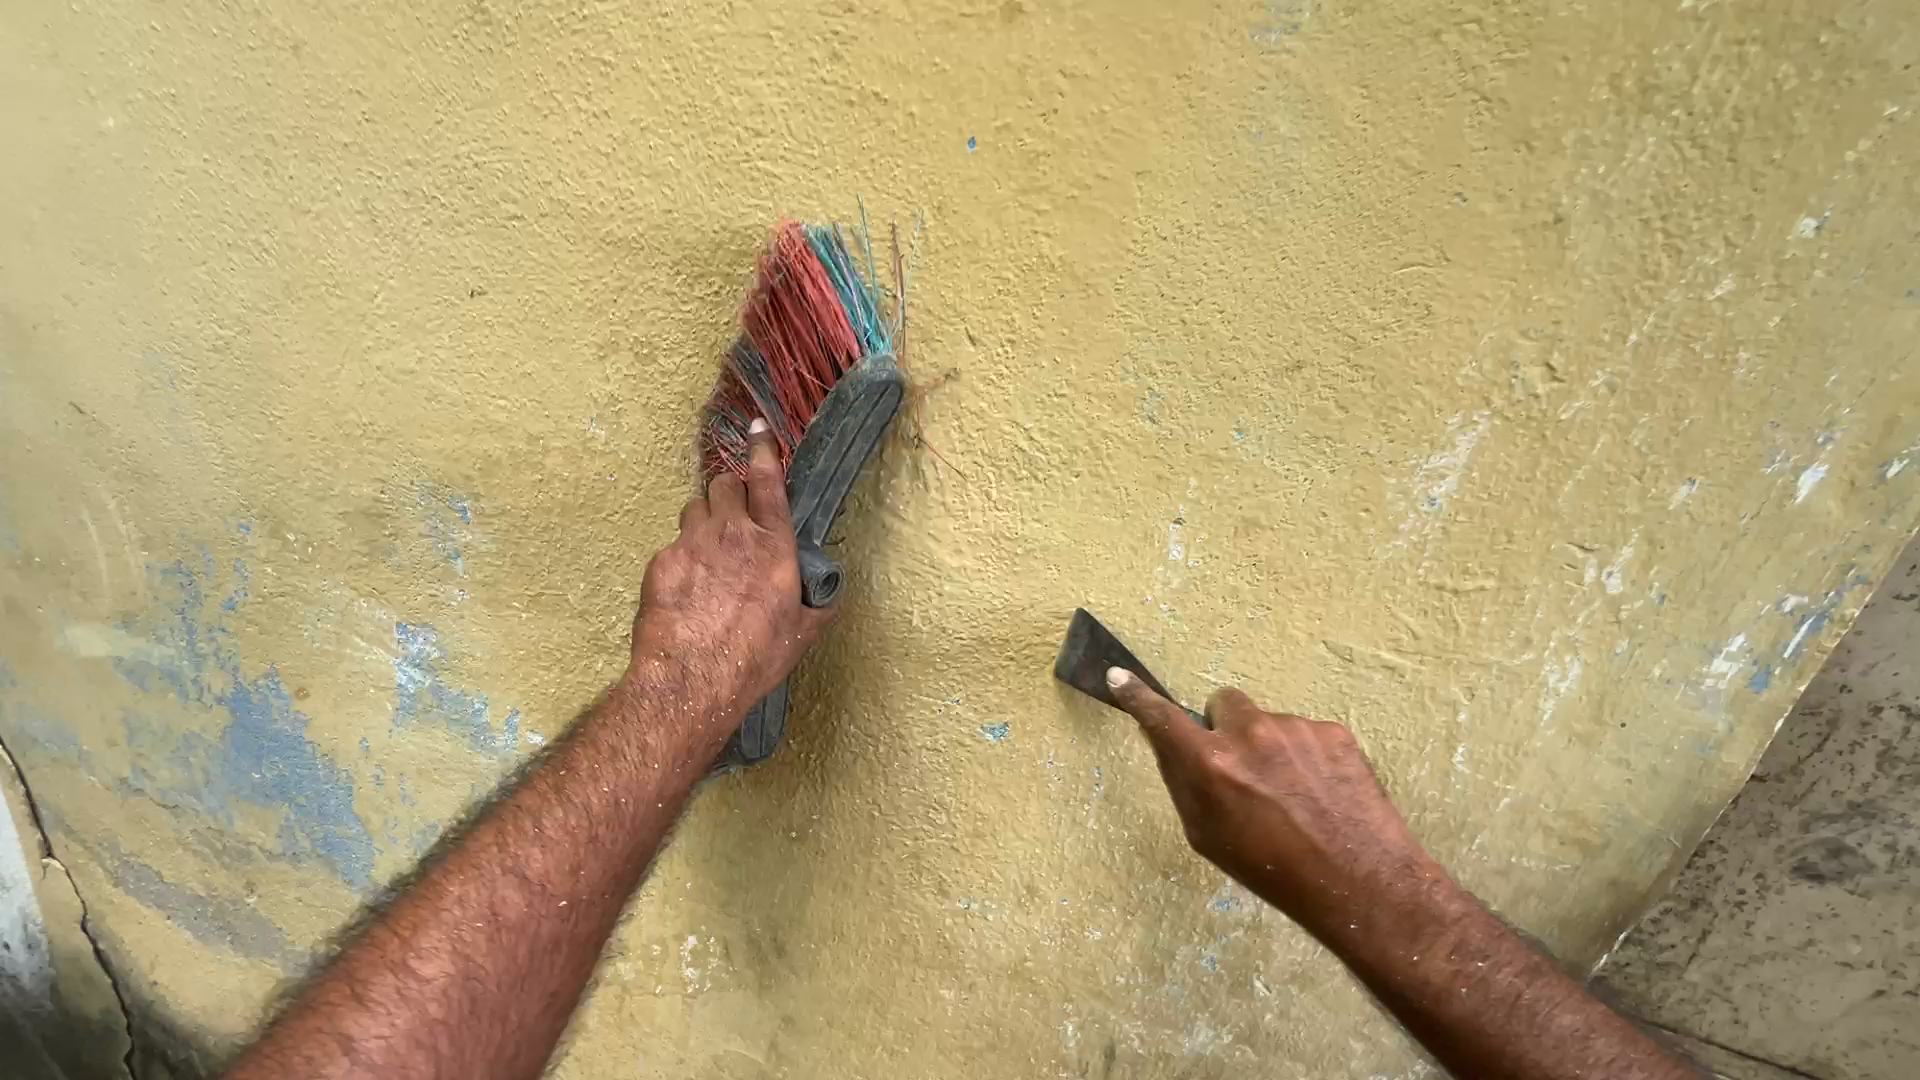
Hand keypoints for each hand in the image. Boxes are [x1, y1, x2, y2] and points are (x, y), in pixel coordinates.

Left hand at [627, 419, 831, 750]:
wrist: (692, 681)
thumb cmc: (756, 657)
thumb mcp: (802, 633)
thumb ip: (817, 604)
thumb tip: (827, 596)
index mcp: (773, 545)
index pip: (768, 483)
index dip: (763, 451)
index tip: (758, 429)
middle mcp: (732, 534)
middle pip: (723, 486)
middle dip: (729, 496)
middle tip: (734, 524)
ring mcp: (691, 544)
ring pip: (695, 509)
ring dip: (705, 522)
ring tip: (709, 555)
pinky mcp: (660, 562)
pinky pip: (673, 545)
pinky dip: (681, 558)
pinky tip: (686, 590)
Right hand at [1105, 670, 1438, 944]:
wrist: (1361, 884)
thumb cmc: (1271, 869)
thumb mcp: (1206, 834)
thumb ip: (1183, 781)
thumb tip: (1168, 743)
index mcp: (1210, 764)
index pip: (1161, 718)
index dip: (1136, 696)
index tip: (1118, 676)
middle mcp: (1249, 735)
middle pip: (1222, 703)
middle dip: (1226, 727)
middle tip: (1244, 768)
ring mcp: (1295, 728)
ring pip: (1266, 720)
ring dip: (1268, 744)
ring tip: (1293, 792)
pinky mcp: (1332, 731)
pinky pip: (1303, 731)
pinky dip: (1305, 754)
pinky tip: (1320, 791)